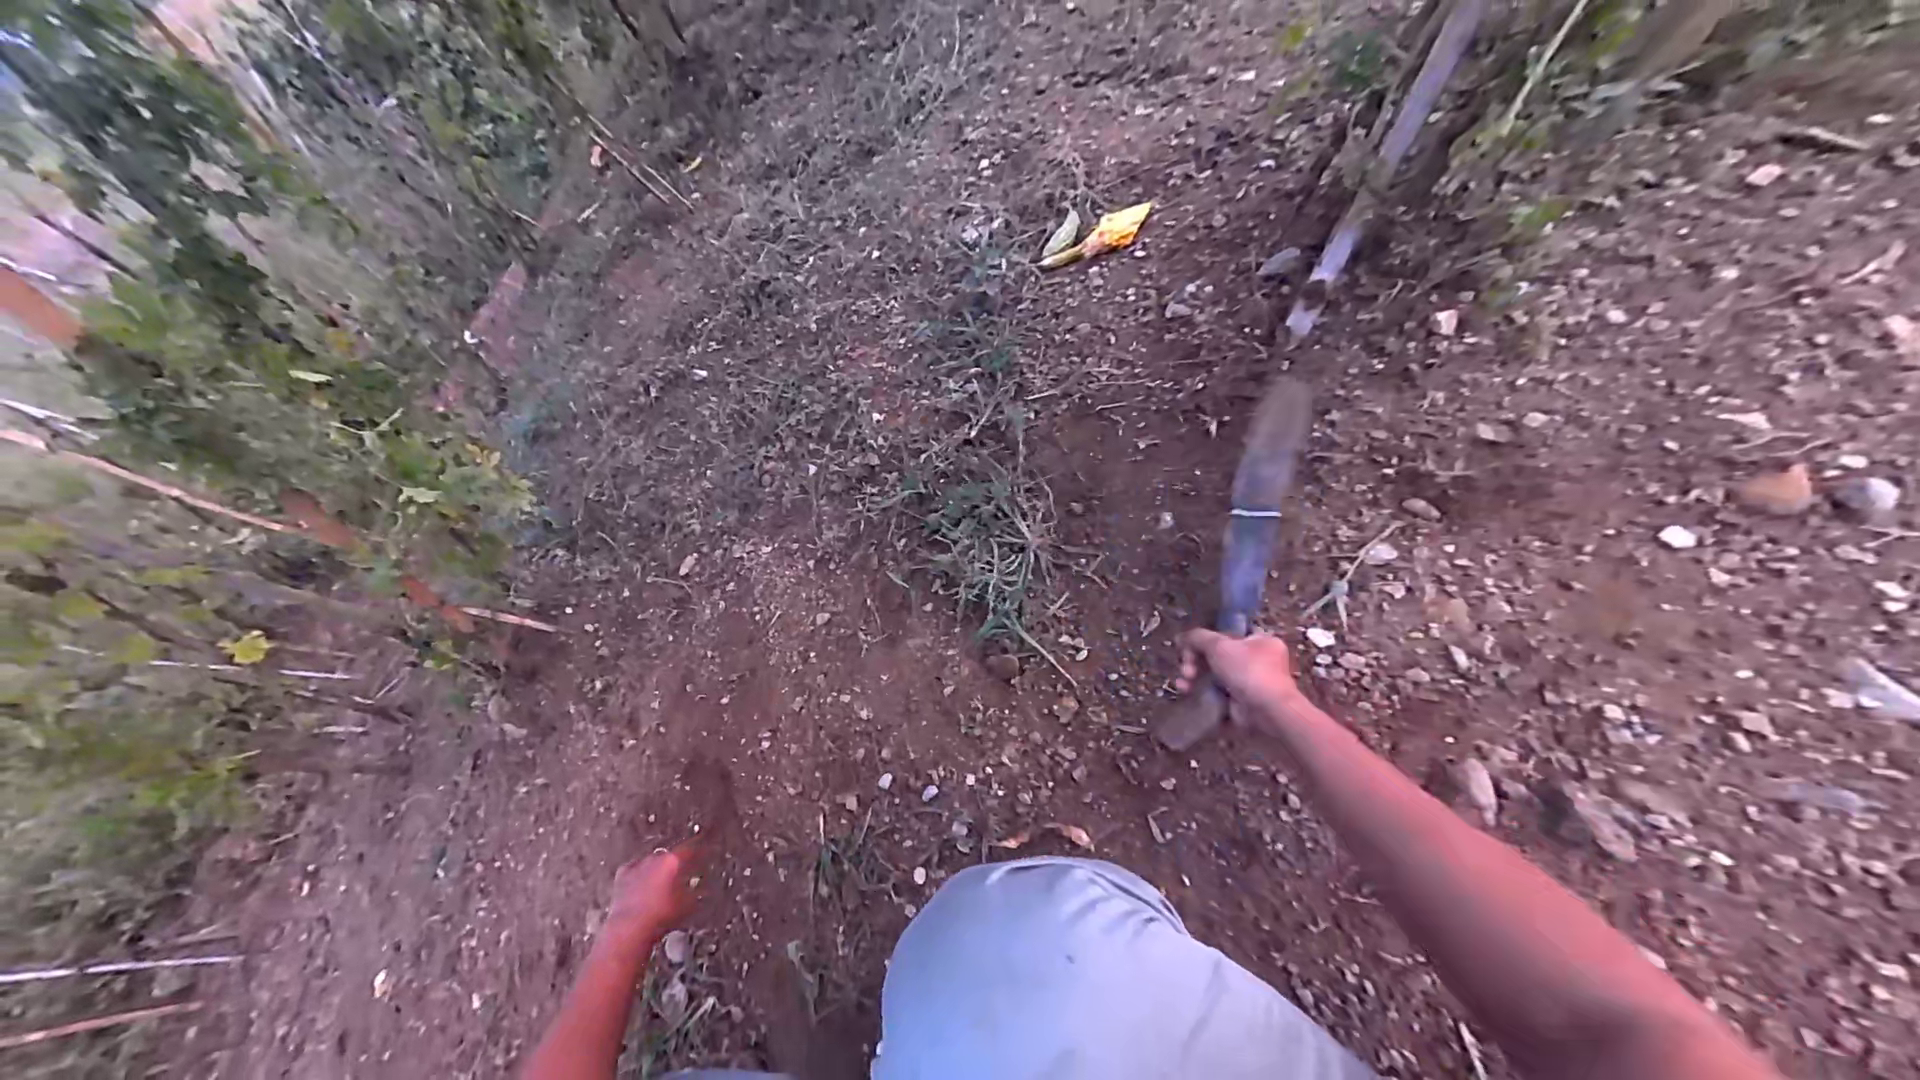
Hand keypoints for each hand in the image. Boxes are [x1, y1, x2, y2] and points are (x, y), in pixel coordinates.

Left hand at [601, 846, 695, 949]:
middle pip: (669, 856)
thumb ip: (694, 891)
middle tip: (681, 874)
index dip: (698, 852)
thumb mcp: (687, 905)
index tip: (703, 854)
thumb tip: (698, 888)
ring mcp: (636, 866)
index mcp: (672, 860)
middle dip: (675, 864)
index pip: (689, 850)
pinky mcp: (621, 877)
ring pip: (651, 862)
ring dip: (657, 869)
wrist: (629, 928)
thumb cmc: (661, 915)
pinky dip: (639, 875)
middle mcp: (655, 858)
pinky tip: (641, 884)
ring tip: (660, 882)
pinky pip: (634, 871)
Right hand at [1176, 629, 1303, 730]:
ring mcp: (1250, 684)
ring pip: (1214, 675)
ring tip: (1183, 684)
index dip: (1207, 639)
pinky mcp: (1241, 703)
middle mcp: (1258, 661)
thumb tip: (1181, 637)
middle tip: (1186, 669)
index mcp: (1261, 642)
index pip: (1228, 634)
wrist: (1268, 712)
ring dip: (1194, 677)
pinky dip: (1200, 693)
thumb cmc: (1248, 671)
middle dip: (1195, 661)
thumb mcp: (1219, 645)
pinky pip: (1216, 693)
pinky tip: (1186, 692)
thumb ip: (1198, 637)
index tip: (1190, 647)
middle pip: (1217, 655)